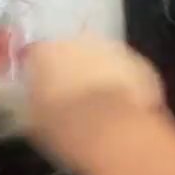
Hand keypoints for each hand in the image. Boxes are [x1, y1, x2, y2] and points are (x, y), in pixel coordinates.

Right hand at [19, 40, 166, 166]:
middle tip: (70, 95)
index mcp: (44, 53)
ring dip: (98, 73)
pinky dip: (123, 84)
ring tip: (100, 104)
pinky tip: (123, 107)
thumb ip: (32, 103)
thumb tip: (35, 103)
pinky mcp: (141, 64)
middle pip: (71, 50)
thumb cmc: (65, 129)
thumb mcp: (34, 122)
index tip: (37, 86)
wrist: (115, 134)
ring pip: (101, 57)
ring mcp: (113, 49)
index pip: (34, 53)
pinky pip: (127, 70)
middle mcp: (77, 41)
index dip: (36, 69)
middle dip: (70, 68)